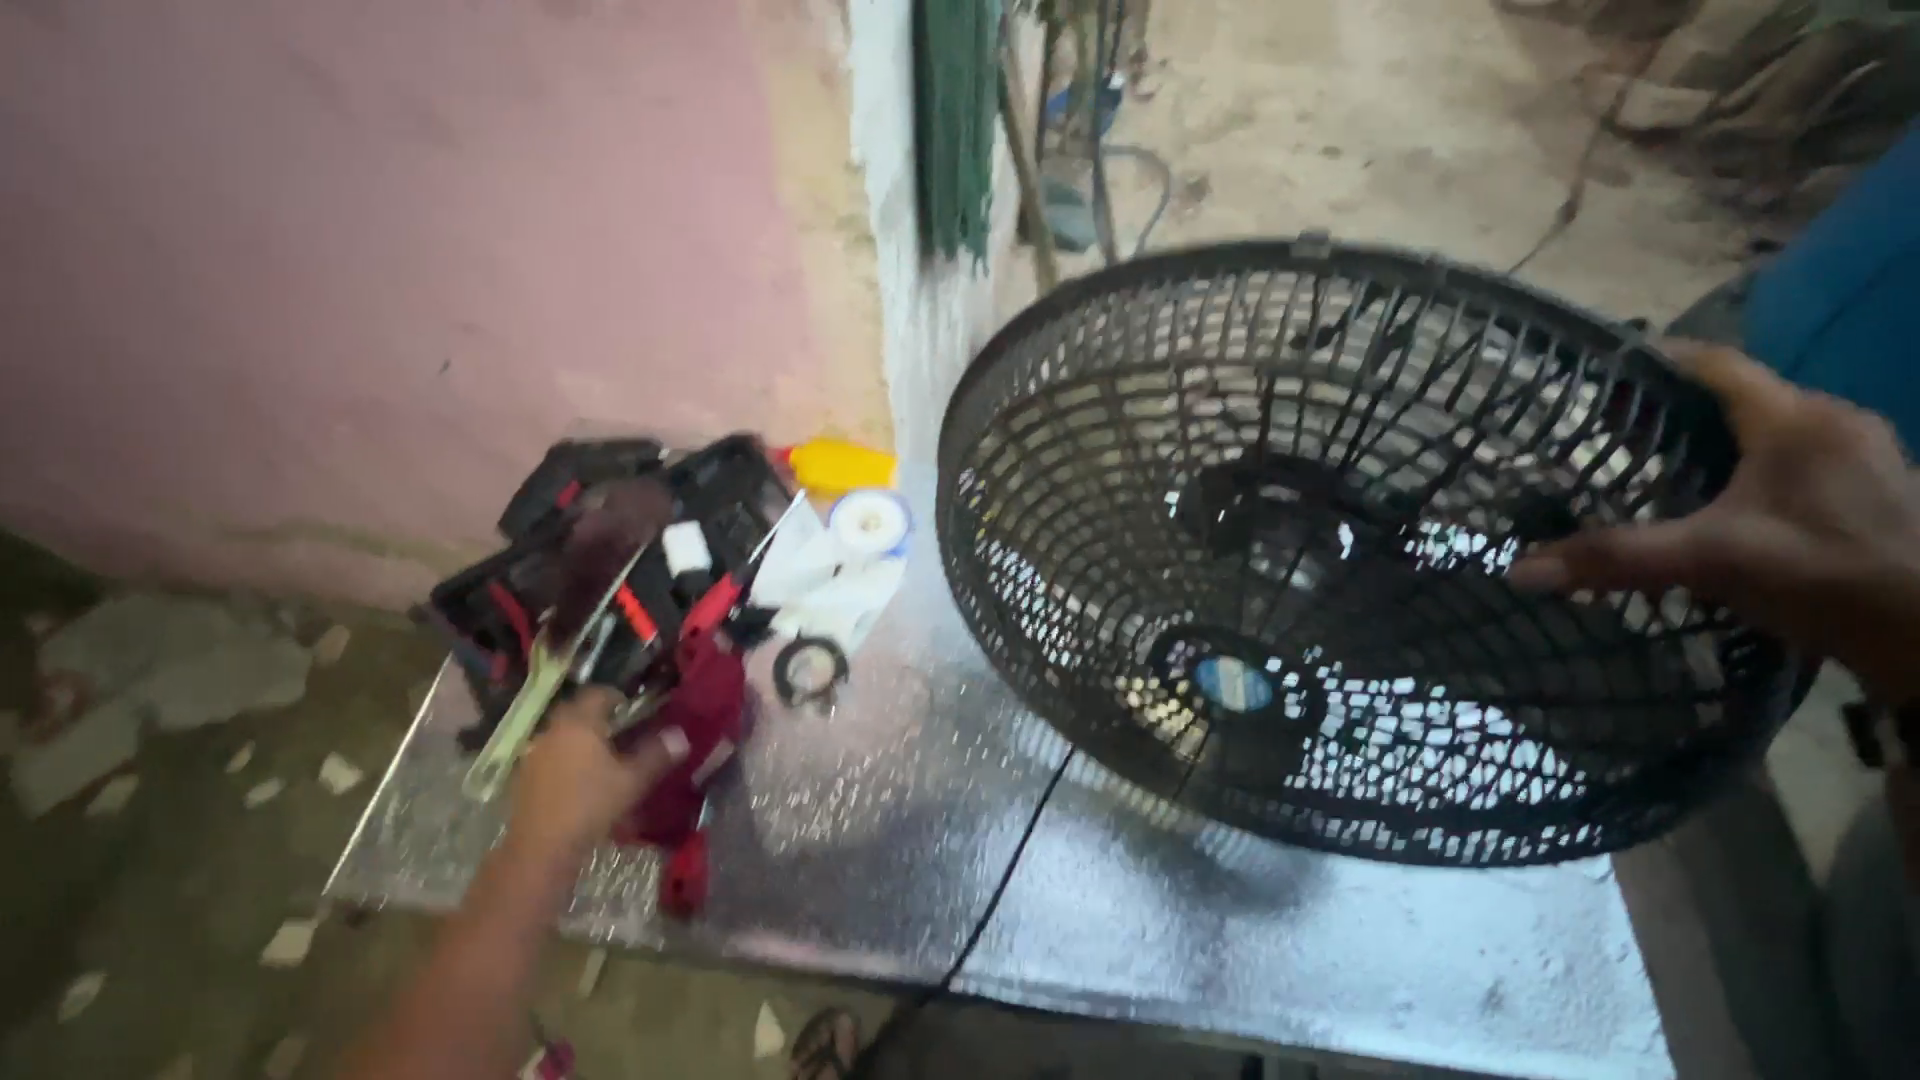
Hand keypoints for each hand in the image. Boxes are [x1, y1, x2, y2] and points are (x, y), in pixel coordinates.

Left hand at [505, 687, 680, 860]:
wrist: (541, 848)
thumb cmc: (591, 805)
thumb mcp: (632, 781)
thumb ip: (657, 755)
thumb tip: (680, 736)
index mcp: (579, 723)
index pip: (597, 693)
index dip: (616, 697)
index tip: (632, 709)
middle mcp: (553, 732)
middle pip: (577, 713)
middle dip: (599, 719)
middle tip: (622, 734)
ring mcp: (534, 755)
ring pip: (562, 736)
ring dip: (581, 742)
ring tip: (603, 761)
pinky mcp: (524, 778)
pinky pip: (550, 757)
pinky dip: (566, 761)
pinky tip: (580, 784)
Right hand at [1510, 341, 1919, 700]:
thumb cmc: (1829, 576)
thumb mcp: (1710, 561)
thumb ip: (1614, 558)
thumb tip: (1518, 569)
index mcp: (1795, 421)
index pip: (1715, 364)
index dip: (1657, 359)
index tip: (1600, 369)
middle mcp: (1830, 423)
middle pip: (1737, 396)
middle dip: (1670, 406)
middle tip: (1606, 428)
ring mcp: (1856, 458)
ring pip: (1762, 430)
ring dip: (1706, 438)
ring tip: (1645, 463)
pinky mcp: (1864, 493)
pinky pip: (1783, 460)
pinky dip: (1736, 467)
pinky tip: (1708, 501)